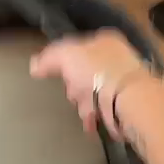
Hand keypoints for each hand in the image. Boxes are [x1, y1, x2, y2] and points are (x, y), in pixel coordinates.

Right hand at [30, 30, 152, 134]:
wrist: (129, 100)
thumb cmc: (97, 72)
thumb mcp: (66, 56)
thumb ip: (49, 58)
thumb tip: (34, 65)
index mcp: (104, 41)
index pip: (76, 48)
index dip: (63, 62)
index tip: (56, 75)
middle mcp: (116, 57)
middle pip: (83, 72)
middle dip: (74, 87)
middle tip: (73, 94)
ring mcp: (123, 80)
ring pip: (92, 92)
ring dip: (84, 104)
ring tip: (85, 112)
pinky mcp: (127, 102)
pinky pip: (103, 108)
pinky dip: (95, 115)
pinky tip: (91, 122)